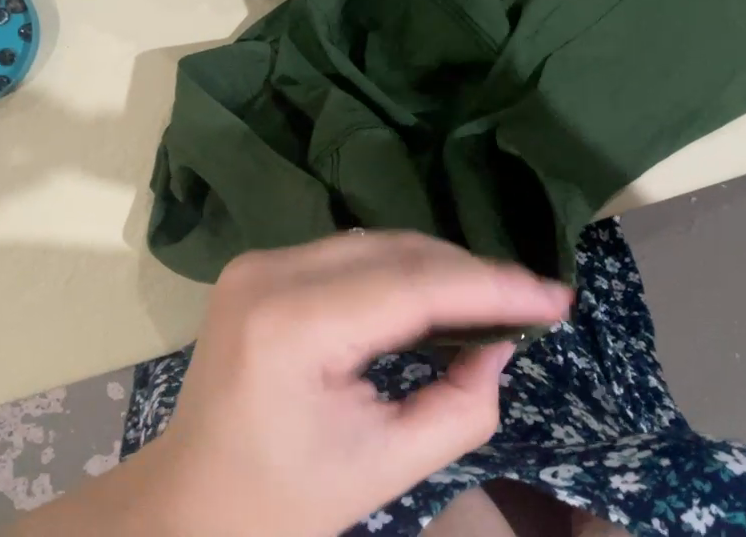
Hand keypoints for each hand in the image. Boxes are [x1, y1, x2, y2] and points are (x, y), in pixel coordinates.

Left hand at [135, 232, 572, 536]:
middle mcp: (270, 272)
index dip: (491, 286)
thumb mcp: (384, 468)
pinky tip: (437, 296)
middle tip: (532, 303)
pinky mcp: (260, 264)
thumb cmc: (283, 499)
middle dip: (472, 275)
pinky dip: (402, 271)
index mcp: (292, 327)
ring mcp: (259, 261)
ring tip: (494, 301)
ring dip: (440, 269)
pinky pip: (351, 254)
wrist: (189, 500)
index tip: (555, 298)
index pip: (413, 286)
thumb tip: (500, 345)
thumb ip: (459, 407)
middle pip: (397, 253)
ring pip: (377, 244)